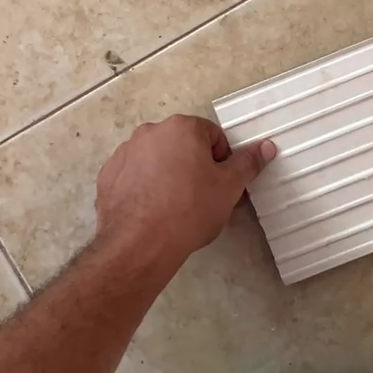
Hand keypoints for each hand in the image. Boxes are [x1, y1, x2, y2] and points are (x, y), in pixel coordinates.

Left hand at [93, 115, 276, 274]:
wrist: (140, 244)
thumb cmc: (190, 210)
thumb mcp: (229, 187)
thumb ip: (248, 163)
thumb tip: (265, 146)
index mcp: (182, 127)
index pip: (213, 137)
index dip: (222, 162)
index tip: (222, 187)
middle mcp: (151, 132)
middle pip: (183, 145)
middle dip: (195, 167)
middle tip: (203, 199)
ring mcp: (125, 152)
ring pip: (157, 160)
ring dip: (168, 175)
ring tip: (175, 208)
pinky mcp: (108, 175)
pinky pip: (134, 176)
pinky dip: (144, 187)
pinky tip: (152, 212)